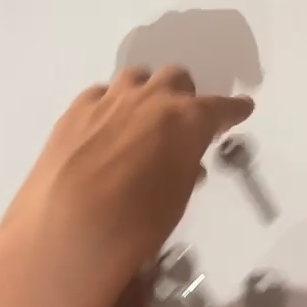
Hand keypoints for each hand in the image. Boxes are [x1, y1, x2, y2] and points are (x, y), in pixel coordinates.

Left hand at [0, 66, 253, 295]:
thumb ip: (185, 170)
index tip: (240, 110)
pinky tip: (103, 129)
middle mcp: (151, 98)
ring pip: (136, 77)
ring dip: (145, 93)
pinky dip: (109, 106)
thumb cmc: (135, 225)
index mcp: (187, 120)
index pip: (221, 107)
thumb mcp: (175, 201)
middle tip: (181, 120)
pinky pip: (100, 94)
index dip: (233, 110)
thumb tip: (186, 161)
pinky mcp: (75, 109)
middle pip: (176, 78)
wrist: (65, 229)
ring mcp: (110, 99)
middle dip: (183, 95)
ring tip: (141, 119)